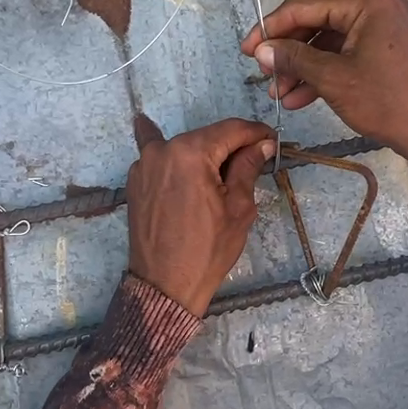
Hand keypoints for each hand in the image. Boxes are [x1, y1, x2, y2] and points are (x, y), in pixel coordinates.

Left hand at [126, 118, 275, 315]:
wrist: (165, 285)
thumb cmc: (207, 249)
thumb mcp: (238, 207)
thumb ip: (248, 167)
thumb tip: (262, 145)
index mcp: (191, 153)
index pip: (231, 130)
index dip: (256, 133)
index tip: (272, 140)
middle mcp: (163, 150)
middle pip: (207, 137)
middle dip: (232, 146)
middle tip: (255, 159)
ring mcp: (144, 164)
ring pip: (184, 147)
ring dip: (204, 152)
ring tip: (223, 169)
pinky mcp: (135, 181)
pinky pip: (154, 156)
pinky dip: (162, 147)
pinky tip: (146, 123)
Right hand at [239, 0, 407, 180]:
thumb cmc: (388, 101)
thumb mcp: (333, 79)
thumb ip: (293, 59)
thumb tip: (262, 49)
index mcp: (366, 0)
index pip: (304, 6)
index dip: (270, 28)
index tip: (247, 49)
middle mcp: (376, 6)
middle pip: (316, 24)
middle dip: (287, 53)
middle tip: (264, 76)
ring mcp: (383, 28)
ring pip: (328, 44)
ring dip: (302, 68)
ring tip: (279, 94)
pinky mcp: (386, 51)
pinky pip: (345, 55)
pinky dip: (323, 74)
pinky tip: (300, 98)